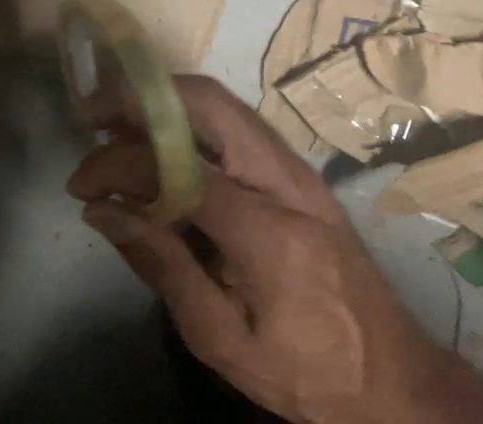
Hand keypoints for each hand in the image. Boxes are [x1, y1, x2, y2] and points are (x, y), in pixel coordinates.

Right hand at [67, 76, 482, 423]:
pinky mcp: (299, 175)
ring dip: (159, 103)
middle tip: (92, 118)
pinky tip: (155, 147)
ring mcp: (299, 172)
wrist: (401, 385)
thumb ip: (160, 265)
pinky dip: (183, 120)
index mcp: (269, 232)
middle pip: (205, 101)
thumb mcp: (221, 338)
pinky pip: (231, 123)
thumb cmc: (308, 372)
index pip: (175, 166)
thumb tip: (101, 209)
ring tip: (113, 126)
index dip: (115, 165)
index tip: (80, 186)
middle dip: (137, 97)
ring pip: (220, 102)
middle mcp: (288, 183)